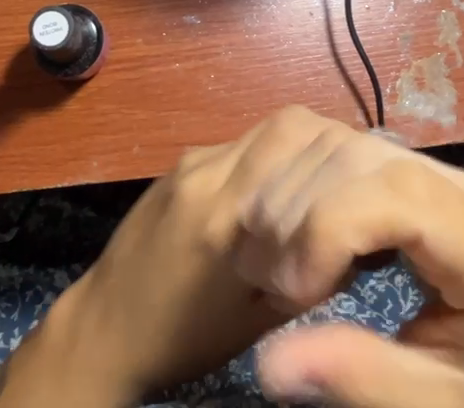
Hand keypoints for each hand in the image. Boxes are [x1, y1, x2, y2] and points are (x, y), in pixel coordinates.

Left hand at [0, 107, 360, 406]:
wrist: (105, 329)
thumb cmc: (187, 336)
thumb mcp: (261, 318)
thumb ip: (309, 270)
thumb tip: (357, 233)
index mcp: (227, 213)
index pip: (294, 142)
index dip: (336, 151)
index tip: (359, 181)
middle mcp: (207, 172)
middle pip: (282, 126)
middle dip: (321, 144)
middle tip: (342, 179)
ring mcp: (188, 164)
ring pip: (258, 134)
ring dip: (290, 153)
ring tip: (307, 190)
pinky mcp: (175, 167)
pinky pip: (231, 148)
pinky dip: (259, 162)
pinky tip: (263, 199)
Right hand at [236, 127, 463, 407]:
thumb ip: (363, 377)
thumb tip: (271, 362)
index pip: (405, 196)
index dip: (332, 224)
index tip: (294, 291)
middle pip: (366, 159)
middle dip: (299, 212)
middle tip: (266, 280)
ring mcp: (457, 174)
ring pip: (352, 144)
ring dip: (294, 194)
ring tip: (274, 263)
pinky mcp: (432, 171)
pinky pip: (354, 153)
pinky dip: (308, 186)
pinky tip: (297, 237)